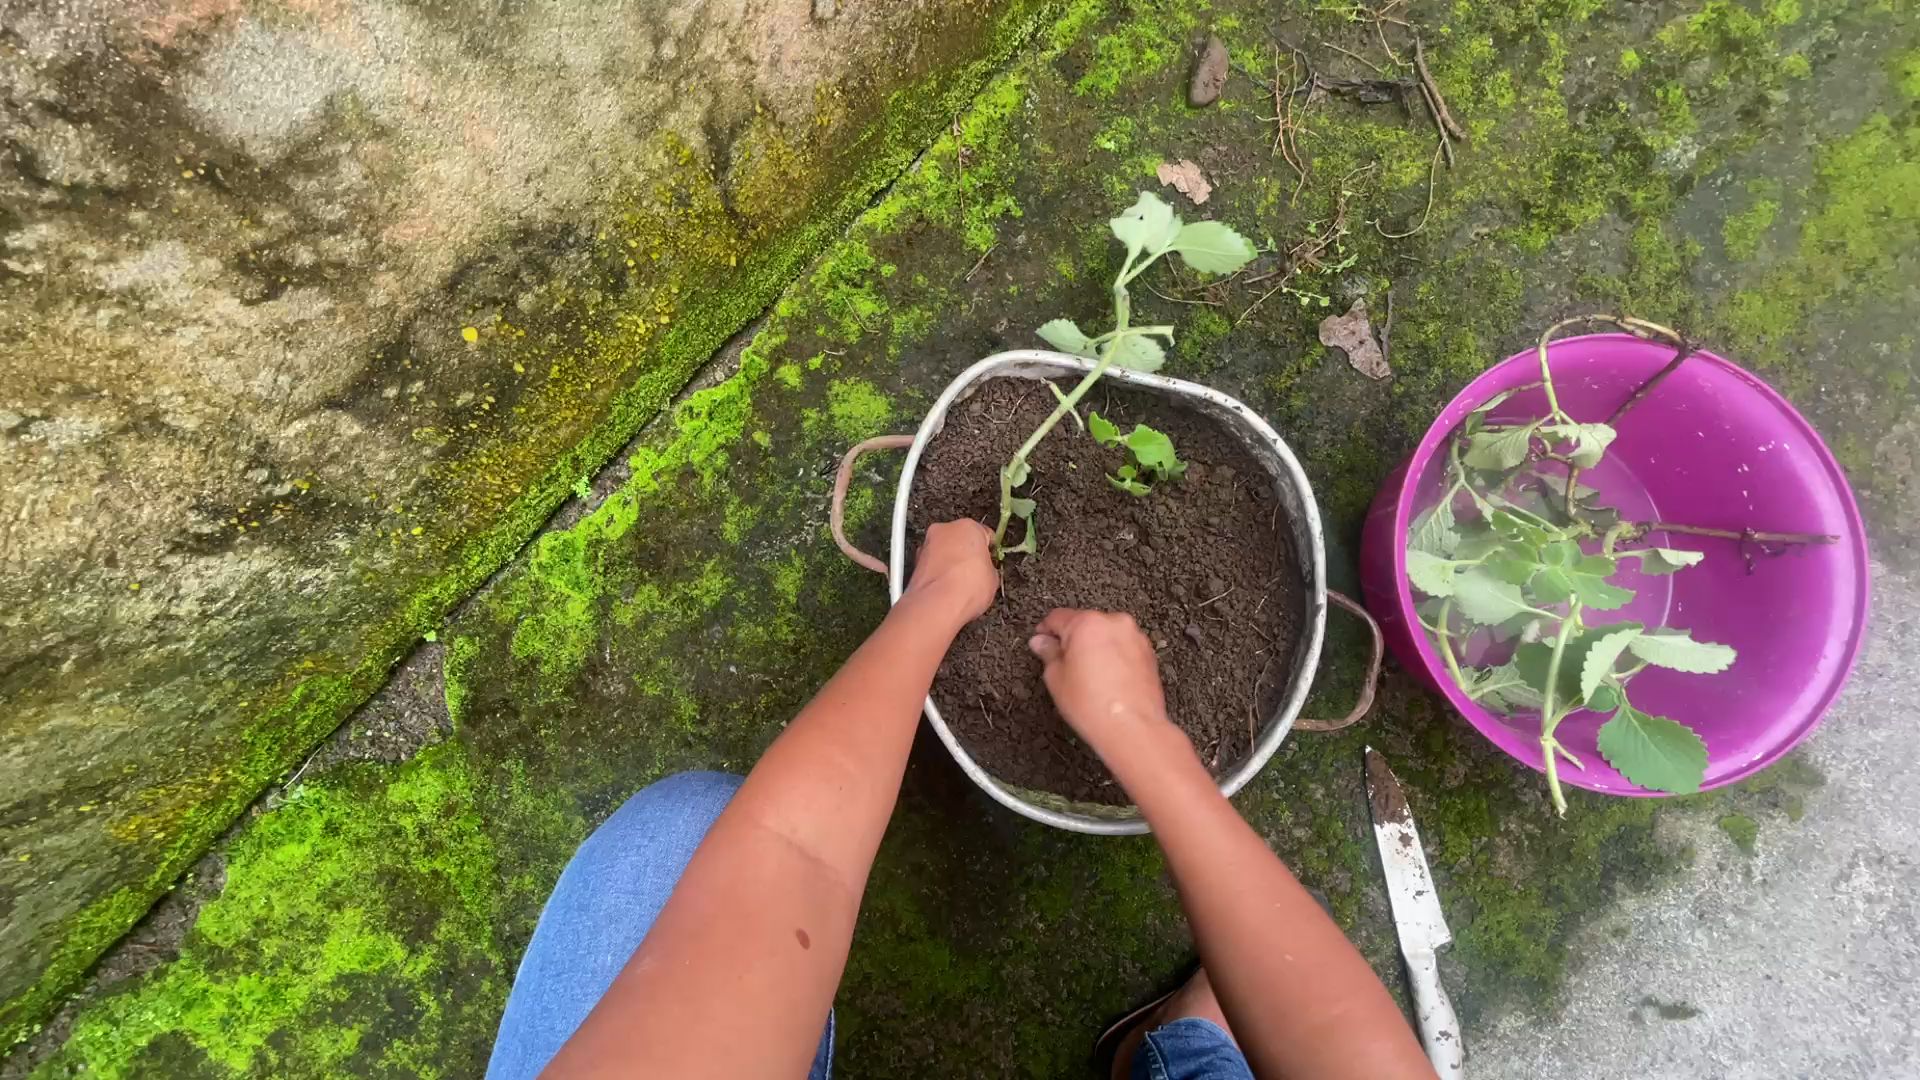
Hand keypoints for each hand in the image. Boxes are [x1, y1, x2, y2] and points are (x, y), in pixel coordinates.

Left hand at [903, 519, 997, 624]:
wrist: (937, 606)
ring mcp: (927, 544)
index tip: (991, 561)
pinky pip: (931, 563)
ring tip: (958, 583)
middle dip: (966, 553)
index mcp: (969, 527)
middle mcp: (945, 530)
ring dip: (949, 561)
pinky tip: (944, 587)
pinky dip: (937, 571)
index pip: (984, 534)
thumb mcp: (993, 579)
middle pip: (960, 538)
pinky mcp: (914, 561)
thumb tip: (985, 571)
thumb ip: (988, 567)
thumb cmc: (966, 588)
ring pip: (943, 549)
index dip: (989, 550)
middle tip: (974, 572)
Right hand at [1028, 609, 1174, 761]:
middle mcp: (1114, 623)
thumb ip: (1048, 653)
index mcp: (1087, 623)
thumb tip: (1041, 642)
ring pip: (1105, 634)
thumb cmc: (1094, 706)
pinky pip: (1122, 646)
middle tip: (1062, 663)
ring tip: (1087, 675)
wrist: (1132, 728)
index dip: (1045, 629)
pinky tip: (1105, 678)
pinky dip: (1112, 656)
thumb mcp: (1056, 678)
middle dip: (1072, 639)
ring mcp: (1134, 637)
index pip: (1058, 617)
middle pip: (1084, 623)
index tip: (1041, 639)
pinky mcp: (1148, 653)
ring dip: (1094, 647)